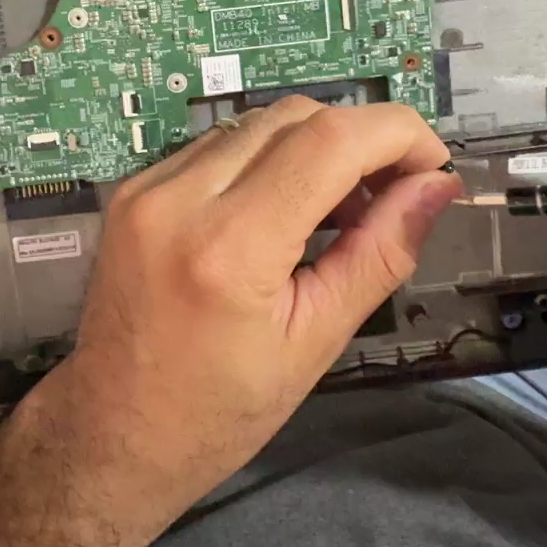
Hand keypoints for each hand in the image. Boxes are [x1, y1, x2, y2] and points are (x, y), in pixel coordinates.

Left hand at [19, 97, 458, 543]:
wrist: (112, 429)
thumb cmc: (217, 411)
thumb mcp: (315, 343)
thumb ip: (379, 253)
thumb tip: (434, 188)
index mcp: (229, 246)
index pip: (330, 140)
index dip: (397, 135)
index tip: (431, 164)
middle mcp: (179, 197)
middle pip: (296, 117)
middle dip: (360, 139)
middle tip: (389, 194)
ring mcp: (148, 185)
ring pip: (257, 123)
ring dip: (313, 147)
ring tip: (337, 209)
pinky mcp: (135, 186)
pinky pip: (219, 144)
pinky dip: (267, 159)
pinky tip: (282, 206)